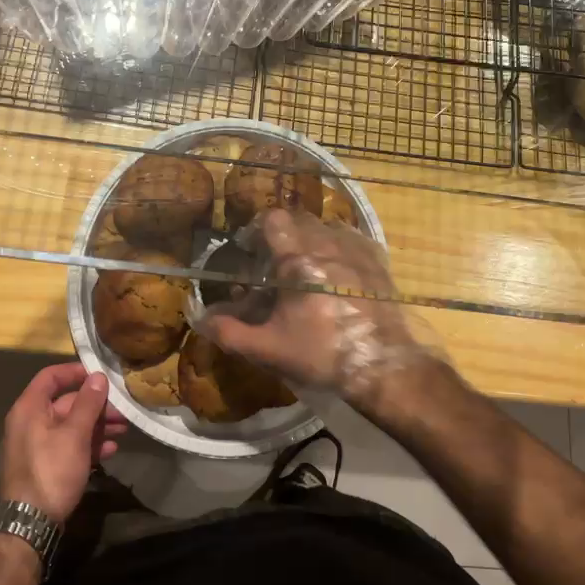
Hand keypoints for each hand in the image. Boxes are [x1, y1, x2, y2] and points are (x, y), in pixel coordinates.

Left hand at [0, 363, 127, 521]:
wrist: (30, 524)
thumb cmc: (51, 471)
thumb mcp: (74, 434)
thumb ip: (88, 403)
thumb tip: (99, 376)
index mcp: (30, 408)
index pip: (51, 376)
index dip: (75, 371)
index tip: (101, 375)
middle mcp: (31, 422)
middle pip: (66, 402)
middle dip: (96, 405)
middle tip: (123, 410)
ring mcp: (38, 445)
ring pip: (72, 426)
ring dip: (98, 426)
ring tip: (124, 430)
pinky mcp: (46, 465)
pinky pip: (70, 445)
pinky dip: (89, 445)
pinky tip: (111, 450)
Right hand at [205, 209, 430, 404]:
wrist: (382, 364)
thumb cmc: (322, 353)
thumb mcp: (270, 348)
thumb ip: (231, 332)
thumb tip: (202, 319)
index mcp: (298, 258)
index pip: (273, 219)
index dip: (258, 230)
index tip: (252, 250)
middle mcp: (327, 242)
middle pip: (299, 220)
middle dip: (284, 236)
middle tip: (276, 263)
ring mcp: (355, 247)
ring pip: (326, 227)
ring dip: (311, 240)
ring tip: (307, 268)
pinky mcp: (377, 258)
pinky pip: (351, 238)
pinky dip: (338, 247)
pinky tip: (337, 273)